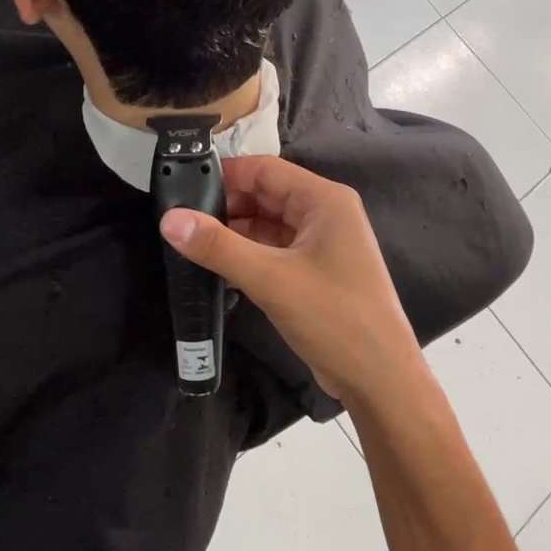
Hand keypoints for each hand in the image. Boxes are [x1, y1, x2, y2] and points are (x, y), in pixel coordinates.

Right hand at [160, 156, 421, 405]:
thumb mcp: (270, 279)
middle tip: (180, 219)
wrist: (381, 381)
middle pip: (265, 194)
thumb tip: (168, 219)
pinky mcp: (315, 272)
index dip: (224, 174)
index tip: (182, 186)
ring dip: (234, 232)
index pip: (265, 169)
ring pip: (267, 224)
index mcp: (325, 201)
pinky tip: (216, 267)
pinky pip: (273, 249)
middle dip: (225, 205)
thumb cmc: (334, 319)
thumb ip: (218, 246)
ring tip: (190, 242)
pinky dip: (247, 254)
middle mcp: (326, 214)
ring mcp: (322, 244)